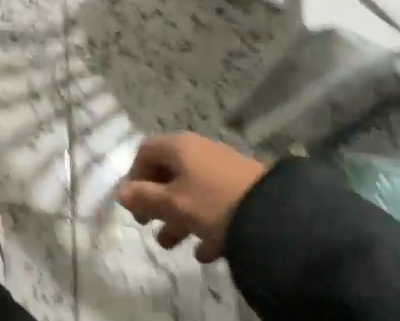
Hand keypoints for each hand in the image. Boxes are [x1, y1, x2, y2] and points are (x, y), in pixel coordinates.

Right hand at [119, 133, 268, 262]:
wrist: (277, 216)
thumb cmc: (213, 203)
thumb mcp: (174, 203)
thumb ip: (144, 198)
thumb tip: (121, 193)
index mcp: (178, 147)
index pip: (145, 152)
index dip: (134, 176)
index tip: (133, 203)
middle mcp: (199, 152)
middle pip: (168, 174)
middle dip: (156, 203)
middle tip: (148, 225)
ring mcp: (223, 170)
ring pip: (191, 192)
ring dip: (177, 218)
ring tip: (171, 244)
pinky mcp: (243, 190)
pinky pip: (214, 203)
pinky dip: (204, 224)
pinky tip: (204, 252)